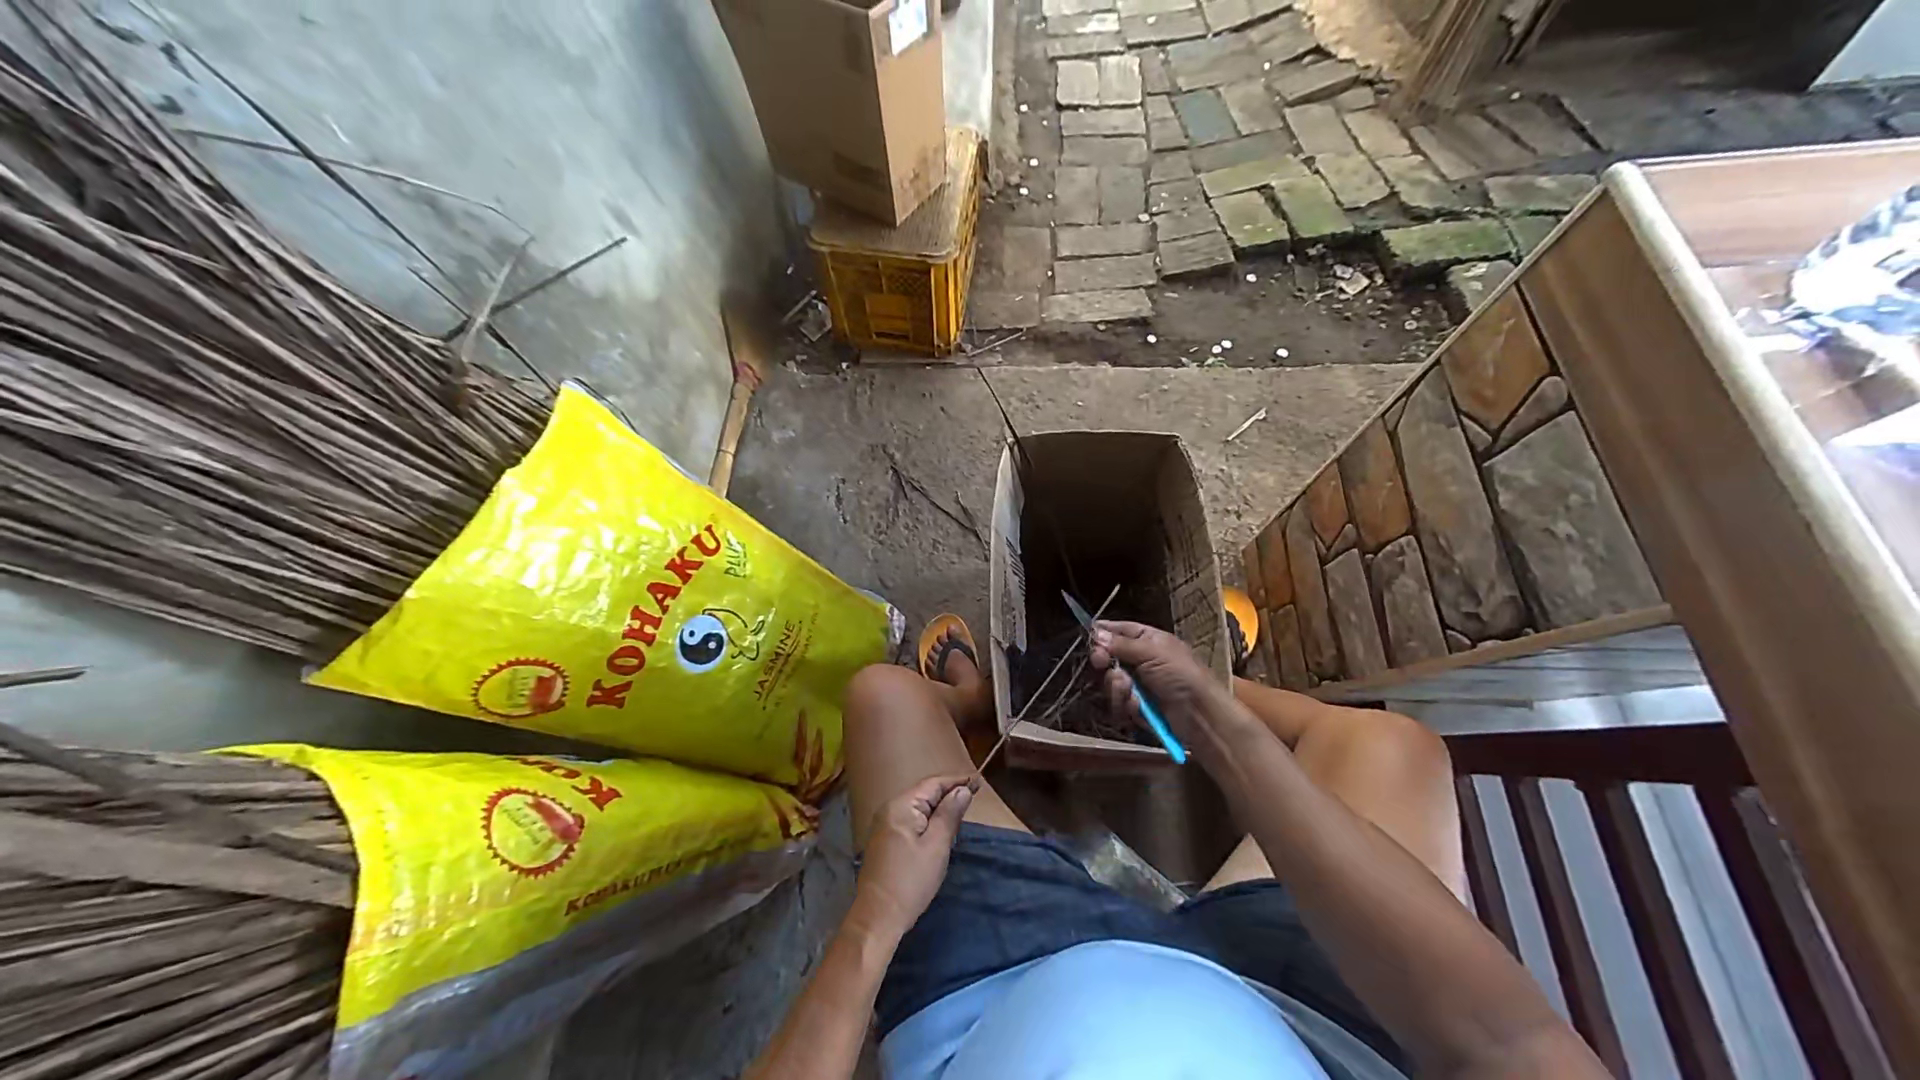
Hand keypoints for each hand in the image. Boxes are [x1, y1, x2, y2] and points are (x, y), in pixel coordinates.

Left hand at [853, 774, 974, 938]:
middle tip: (974, 796)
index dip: (956, 781)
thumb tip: (963, 790)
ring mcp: (884, 826)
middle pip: (924, 794)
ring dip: (939, 808)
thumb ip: (950, 814)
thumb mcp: (936, 846)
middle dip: (948, 793)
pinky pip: (911, 821)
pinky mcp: (885, 841)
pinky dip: (928, 821)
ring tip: (961, 810)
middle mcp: (889, 809)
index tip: (979, 782)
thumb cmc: (910, 880)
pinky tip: (941, 829)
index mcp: (901, 806)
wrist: (878, 917)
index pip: (932, 784)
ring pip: (918, 808)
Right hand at [1089, 620, 1244, 746]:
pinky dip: (1128, 706)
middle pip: (1109, 658)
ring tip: (1132, 693)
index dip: (1103, 633)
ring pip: (1111, 684)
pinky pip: (1119, 704)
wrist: (1200, 716)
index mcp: (1149, 640)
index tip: (1088, 638)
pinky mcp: (1137, 709)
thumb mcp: (1152, 652)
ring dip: (1118, 689)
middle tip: (1103, 664)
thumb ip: (1121, 644)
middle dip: (1106, 665)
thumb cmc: (1181, 675)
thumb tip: (1095, 633)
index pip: (1120, 630)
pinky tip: (1140, 708)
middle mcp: (1142, 661)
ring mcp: (1139, 686)